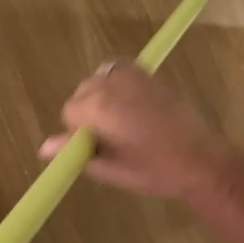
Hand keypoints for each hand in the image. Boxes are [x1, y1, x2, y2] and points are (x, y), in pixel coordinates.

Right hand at [40, 62, 237, 199]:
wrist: (199, 159)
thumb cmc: (153, 170)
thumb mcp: (110, 169)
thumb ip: (75, 153)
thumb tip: (44, 147)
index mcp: (99, 106)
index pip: (70, 111)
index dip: (77, 132)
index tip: (95, 148)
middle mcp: (113, 83)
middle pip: (83, 91)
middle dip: (88, 112)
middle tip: (110, 139)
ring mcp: (133, 74)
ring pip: (101, 79)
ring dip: (102, 97)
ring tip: (121, 123)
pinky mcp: (150, 74)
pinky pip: (120, 72)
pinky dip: (117, 85)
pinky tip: (132, 108)